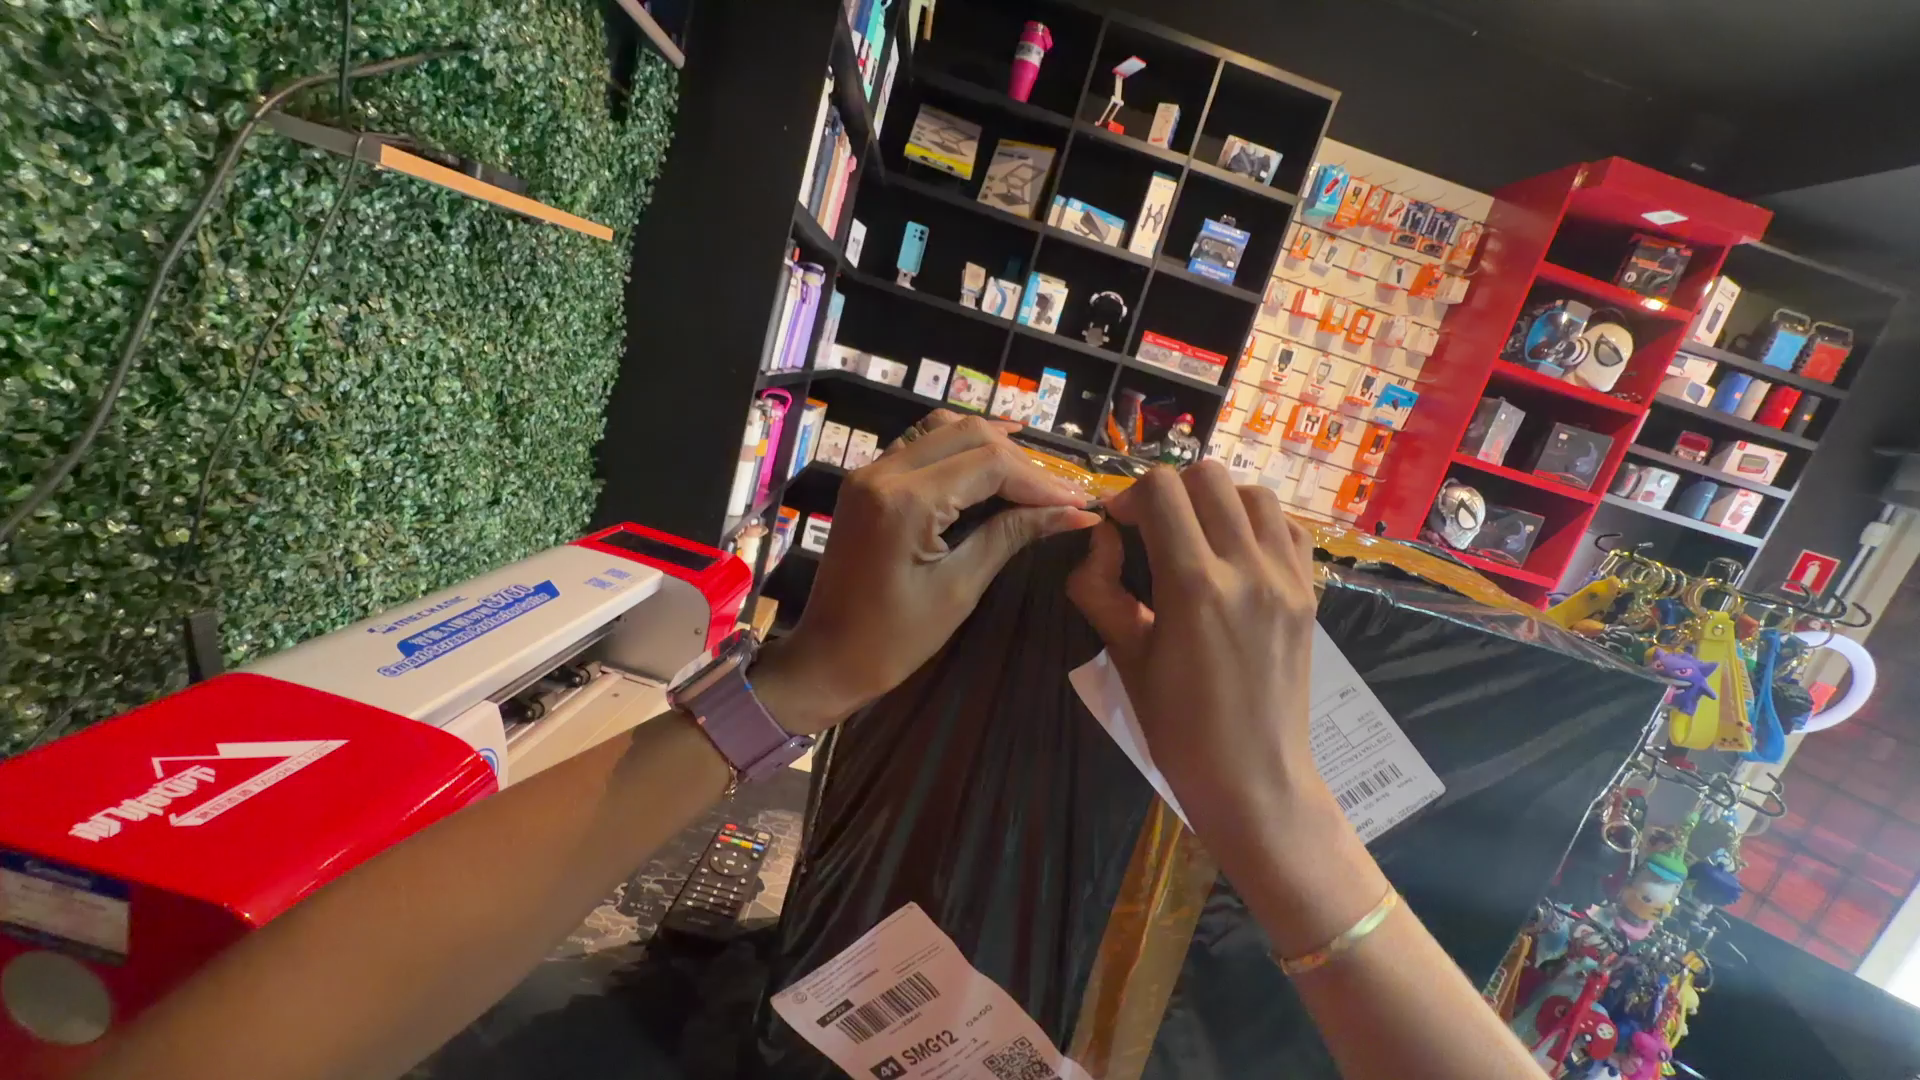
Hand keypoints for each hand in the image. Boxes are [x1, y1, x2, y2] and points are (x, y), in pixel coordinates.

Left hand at [756, 411, 1099, 734]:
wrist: (827, 659)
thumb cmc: (895, 639)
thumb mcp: (960, 587)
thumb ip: (1012, 535)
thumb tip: (1074, 512)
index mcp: (906, 500)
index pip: (989, 462)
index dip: (1039, 479)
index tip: (1079, 501)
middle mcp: (884, 471)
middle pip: (968, 433)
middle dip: (1019, 459)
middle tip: (1057, 494)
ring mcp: (870, 472)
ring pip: (942, 429)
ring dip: (989, 446)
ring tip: (1029, 478)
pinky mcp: (866, 482)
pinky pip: (920, 445)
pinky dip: (958, 449)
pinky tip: (987, 471)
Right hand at [1066, 462, 1326, 846]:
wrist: (1253, 778)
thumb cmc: (1176, 727)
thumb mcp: (1123, 656)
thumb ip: (1099, 587)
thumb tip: (1099, 539)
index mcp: (1193, 586)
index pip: (1160, 491)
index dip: (1127, 496)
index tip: (1117, 527)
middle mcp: (1246, 568)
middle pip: (1206, 476)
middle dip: (1168, 491)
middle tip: (1152, 527)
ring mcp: (1286, 578)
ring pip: (1252, 492)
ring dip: (1215, 500)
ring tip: (1196, 535)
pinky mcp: (1309, 592)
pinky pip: (1288, 527)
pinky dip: (1257, 522)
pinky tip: (1237, 551)